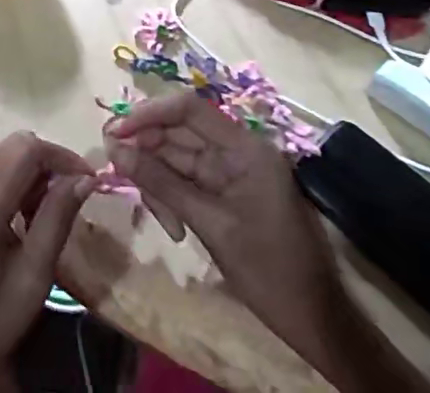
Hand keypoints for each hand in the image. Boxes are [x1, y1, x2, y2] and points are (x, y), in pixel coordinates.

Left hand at [0, 133, 95, 392]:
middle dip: (51, 163)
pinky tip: (25, 213)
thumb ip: (57, 219)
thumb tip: (86, 180)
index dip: (64, 157)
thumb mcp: (33, 276)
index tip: (92, 181)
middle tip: (72, 199)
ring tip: (48, 213)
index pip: (29, 149)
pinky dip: (17, 177)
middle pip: (17, 144)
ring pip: (6, 151)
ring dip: (34, 171)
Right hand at [104, 93, 340, 347]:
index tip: (114, 132)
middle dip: (146, 151)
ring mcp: (232, 172)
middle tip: (115, 169)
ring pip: (177, 159)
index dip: (148, 114)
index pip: (188, 109)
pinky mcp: (226, 192)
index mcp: (244, 147)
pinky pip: (187, 181)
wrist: (315, 320)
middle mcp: (237, 150)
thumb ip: (160, 183)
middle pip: (178, 133)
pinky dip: (172, 197)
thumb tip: (115, 149)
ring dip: (158, 182)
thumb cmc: (269, 269)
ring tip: (162, 221)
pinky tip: (173, 226)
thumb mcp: (210, 224)